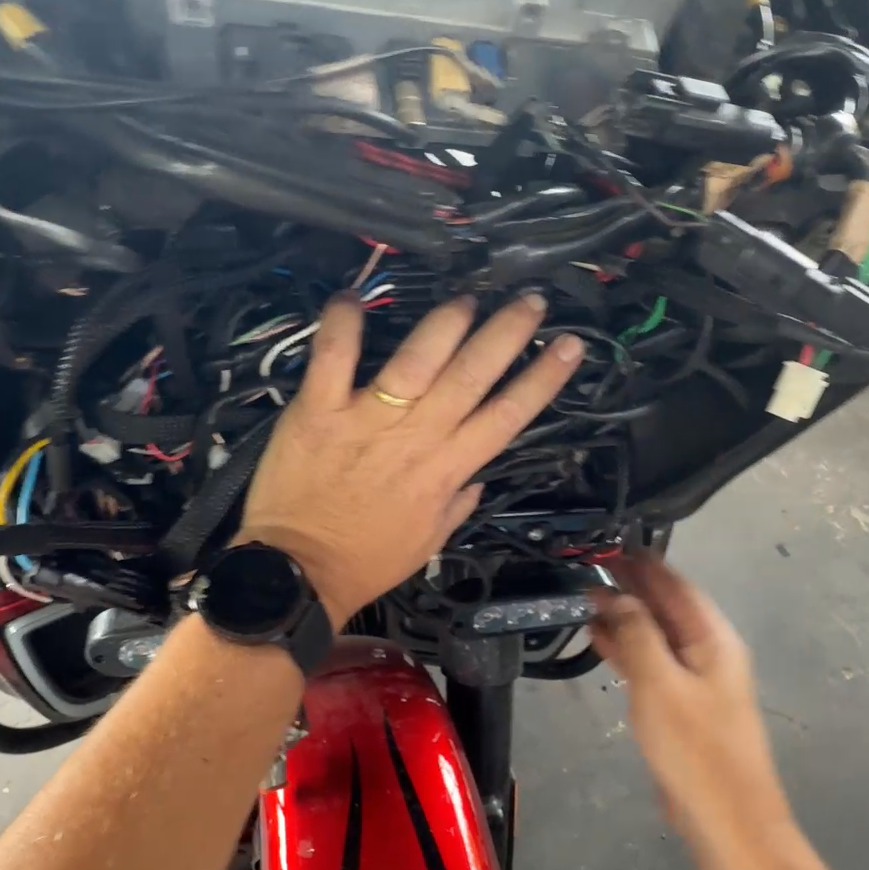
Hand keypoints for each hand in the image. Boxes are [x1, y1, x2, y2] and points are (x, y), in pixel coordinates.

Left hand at [240, 293, 583, 622]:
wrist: (299, 573)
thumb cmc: (368, 560)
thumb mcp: (429, 541)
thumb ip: (458, 502)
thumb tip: (477, 475)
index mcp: (448, 469)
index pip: (507, 416)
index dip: (542, 378)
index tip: (569, 345)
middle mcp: (417, 436)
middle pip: (472, 376)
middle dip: (507, 333)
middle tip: (531, 300)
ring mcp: (367, 420)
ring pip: (417, 360)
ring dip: (447, 323)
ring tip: (468, 298)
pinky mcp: (319, 411)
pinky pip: (333, 357)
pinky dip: (343, 324)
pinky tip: (353, 295)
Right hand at [590, 553, 784, 832]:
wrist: (726, 820)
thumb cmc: (696, 749)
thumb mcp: (660, 684)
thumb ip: (637, 634)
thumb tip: (617, 594)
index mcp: (714, 639)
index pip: (676, 585)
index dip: (643, 563)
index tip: (607, 546)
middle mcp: (708, 652)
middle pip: (666, 608)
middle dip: (630, 587)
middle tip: (586, 568)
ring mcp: (694, 680)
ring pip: (656, 636)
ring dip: (624, 617)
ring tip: (584, 599)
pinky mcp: (680, 706)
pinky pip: (651, 664)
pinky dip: (626, 649)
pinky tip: (599, 641)